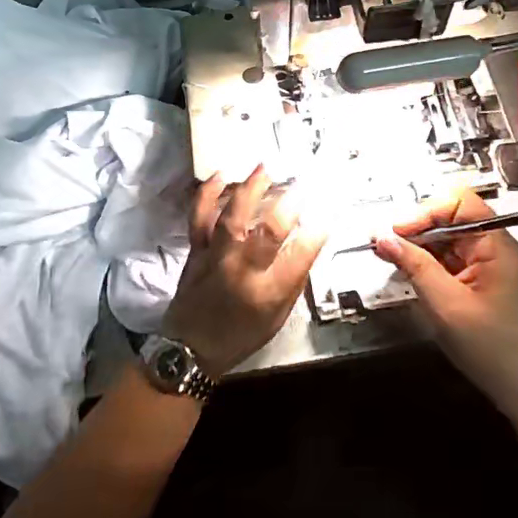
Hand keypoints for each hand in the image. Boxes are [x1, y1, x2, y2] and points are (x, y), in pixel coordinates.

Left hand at [163, 166, 326, 374]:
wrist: (190, 349)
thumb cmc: (240, 334)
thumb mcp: (278, 316)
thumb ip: (294, 279)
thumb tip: (309, 242)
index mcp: (268, 293)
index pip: (300, 255)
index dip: (317, 232)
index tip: (328, 212)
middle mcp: (243, 272)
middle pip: (268, 232)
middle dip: (289, 204)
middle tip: (303, 182)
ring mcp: (216, 258)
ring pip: (231, 218)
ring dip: (249, 190)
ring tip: (265, 167)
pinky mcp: (195, 251)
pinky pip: (199, 219)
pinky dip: (207, 195)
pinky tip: (221, 176)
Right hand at [373, 189, 517, 410]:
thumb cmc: (489, 346)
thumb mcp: (446, 305)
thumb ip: (414, 266)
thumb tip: (383, 237)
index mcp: (497, 245)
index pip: (460, 204)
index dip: (426, 211)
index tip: (396, 233)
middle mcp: (497, 248)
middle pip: (454, 219)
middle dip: (419, 229)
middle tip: (386, 247)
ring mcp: (492, 266)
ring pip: (451, 241)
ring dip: (422, 247)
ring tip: (392, 260)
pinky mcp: (485, 284)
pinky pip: (455, 261)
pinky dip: (432, 264)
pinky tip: (411, 274)